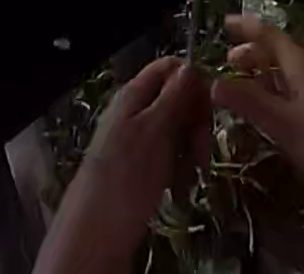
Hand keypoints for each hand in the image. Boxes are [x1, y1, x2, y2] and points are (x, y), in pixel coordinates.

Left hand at [34, 57, 207, 273]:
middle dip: (195, 120)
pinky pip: (167, 153)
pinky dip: (179, 165)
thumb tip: (191, 64)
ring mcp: (136, 138)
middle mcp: (135, 110)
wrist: (94, 237)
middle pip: (176, 97)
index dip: (193, 81)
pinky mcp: (139, 166)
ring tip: (191, 173)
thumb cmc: (125, 178)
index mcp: (134, 93)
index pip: (170, 67)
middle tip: (202, 152)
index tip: (209, 109)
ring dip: (189, 146)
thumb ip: (174, 96)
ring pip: (175, 127)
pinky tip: (180, 185)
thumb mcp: (155, 130)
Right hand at [212, 17, 303, 273]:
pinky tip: (273, 111)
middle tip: (227, 61)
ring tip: (244, 86)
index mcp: (303, 65)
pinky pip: (299, 88)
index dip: (246, 26)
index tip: (224, 22)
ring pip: (289, 71)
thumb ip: (250, 103)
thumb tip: (213, 81)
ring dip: (265, 73)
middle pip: (279, 51)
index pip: (269, 34)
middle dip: (252, 52)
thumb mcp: (285, 127)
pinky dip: (279, 91)